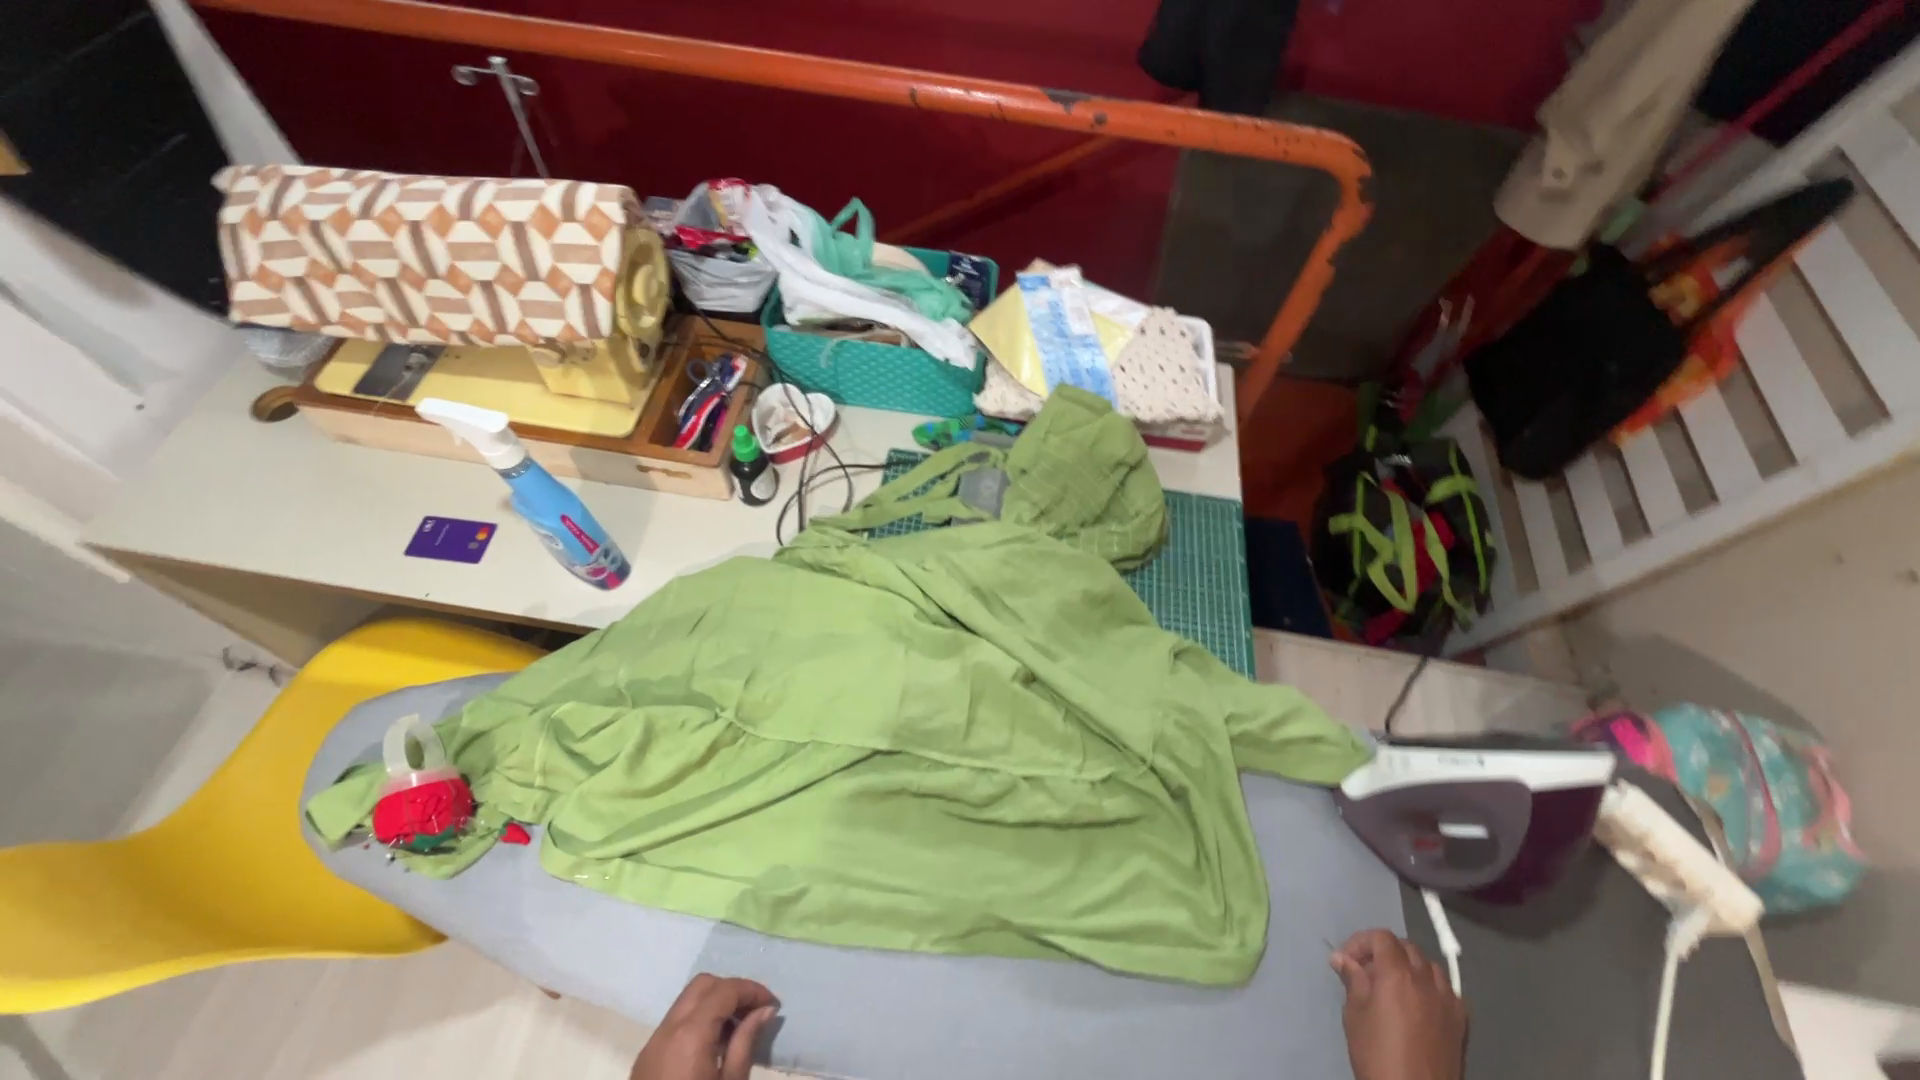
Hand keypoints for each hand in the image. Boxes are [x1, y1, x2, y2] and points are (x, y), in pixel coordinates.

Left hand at [629, 974, 779, 1079]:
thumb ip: (746, 1042)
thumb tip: (764, 1010)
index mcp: (690, 1034)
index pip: (725, 990)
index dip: (752, 990)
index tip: (773, 1006)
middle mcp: (667, 1029)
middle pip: (702, 985)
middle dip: (731, 990)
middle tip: (755, 1011)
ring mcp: (652, 1043)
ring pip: (686, 1002)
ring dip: (714, 1004)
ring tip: (737, 1030)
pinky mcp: (645, 1058)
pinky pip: (674, 1023)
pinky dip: (697, 1021)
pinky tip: (713, 1046)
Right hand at [1331, 930, 1466, 1079]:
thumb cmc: (1377, 1054)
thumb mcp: (1355, 1015)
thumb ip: (1353, 980)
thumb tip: (1344, 959)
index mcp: (1398, 975)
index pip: (1381, 938)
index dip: (1360, 942)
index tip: (1346, 961)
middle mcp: (1427, 981)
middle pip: (1406, 947)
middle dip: (1384, 952)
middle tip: (1365, 971)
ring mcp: (1449, 1001)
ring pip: (1429, 966)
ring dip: (1409, 967)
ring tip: (1393, 986)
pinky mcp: (1461, 1021)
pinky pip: (1446, 990)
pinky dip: (1430, 987)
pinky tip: (1418, 1005)